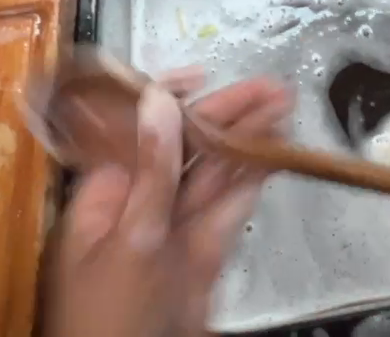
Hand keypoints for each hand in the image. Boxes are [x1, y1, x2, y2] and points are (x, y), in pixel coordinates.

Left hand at [40, 73, 291, 336]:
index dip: (169, 98)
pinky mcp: (200, 257)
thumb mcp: (131, 239)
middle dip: (227, 113)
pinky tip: (276, 154)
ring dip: (248, 140)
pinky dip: (252, 181)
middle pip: (185, 145)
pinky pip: (227, 210)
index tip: (204, 77)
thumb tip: (161, 98)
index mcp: (106, 193)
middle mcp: (139, 204)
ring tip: (284, 107)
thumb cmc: (110, 319)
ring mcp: (172, 231)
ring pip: (213, 174)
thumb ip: (153, 168)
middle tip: (272, 88)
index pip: (137, 129)